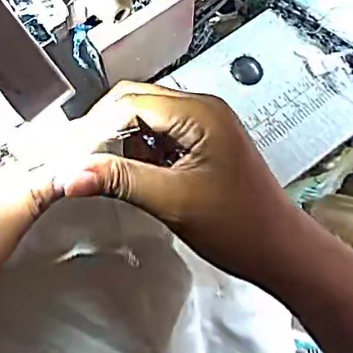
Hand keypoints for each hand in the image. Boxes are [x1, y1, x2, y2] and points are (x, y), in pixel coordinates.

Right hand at [65, 81, 310, 282]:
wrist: (282, 251)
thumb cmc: (240, 227)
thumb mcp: (173, 201)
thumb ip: (121, 180)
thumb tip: (72, 174)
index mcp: (199, 111)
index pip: (130, 102)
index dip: (96, 126)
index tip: (70, 154)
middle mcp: (201, 107)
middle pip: (135, 101)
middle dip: (104, 128)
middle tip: (78, 159)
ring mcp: (203, 122)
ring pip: (145, 117)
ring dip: (121, 139)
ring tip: (102, 169)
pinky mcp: (202, 140)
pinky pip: (159, 132)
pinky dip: (140, 150)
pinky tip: (132, 173)